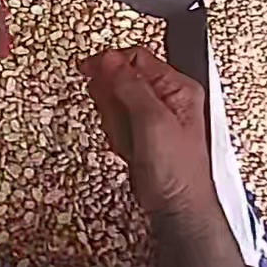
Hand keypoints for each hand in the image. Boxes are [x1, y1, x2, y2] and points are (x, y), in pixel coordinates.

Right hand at [79, 47, 220, 220]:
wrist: (176, 209)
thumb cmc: (177, 170)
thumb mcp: (152, 120)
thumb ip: (130, 86)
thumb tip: (110, 59)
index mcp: (177, 87)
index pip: (137, 58)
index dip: (111, 63)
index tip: (89, 69)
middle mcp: (166, 98)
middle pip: (121, 79)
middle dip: (112, 100)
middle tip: (117, 119)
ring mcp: (151, 117)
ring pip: (114, 103)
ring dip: (113, 121)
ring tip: (128, 140)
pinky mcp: (139, 134)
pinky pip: (115, 123)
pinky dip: (115, 135)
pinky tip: (127, 149)